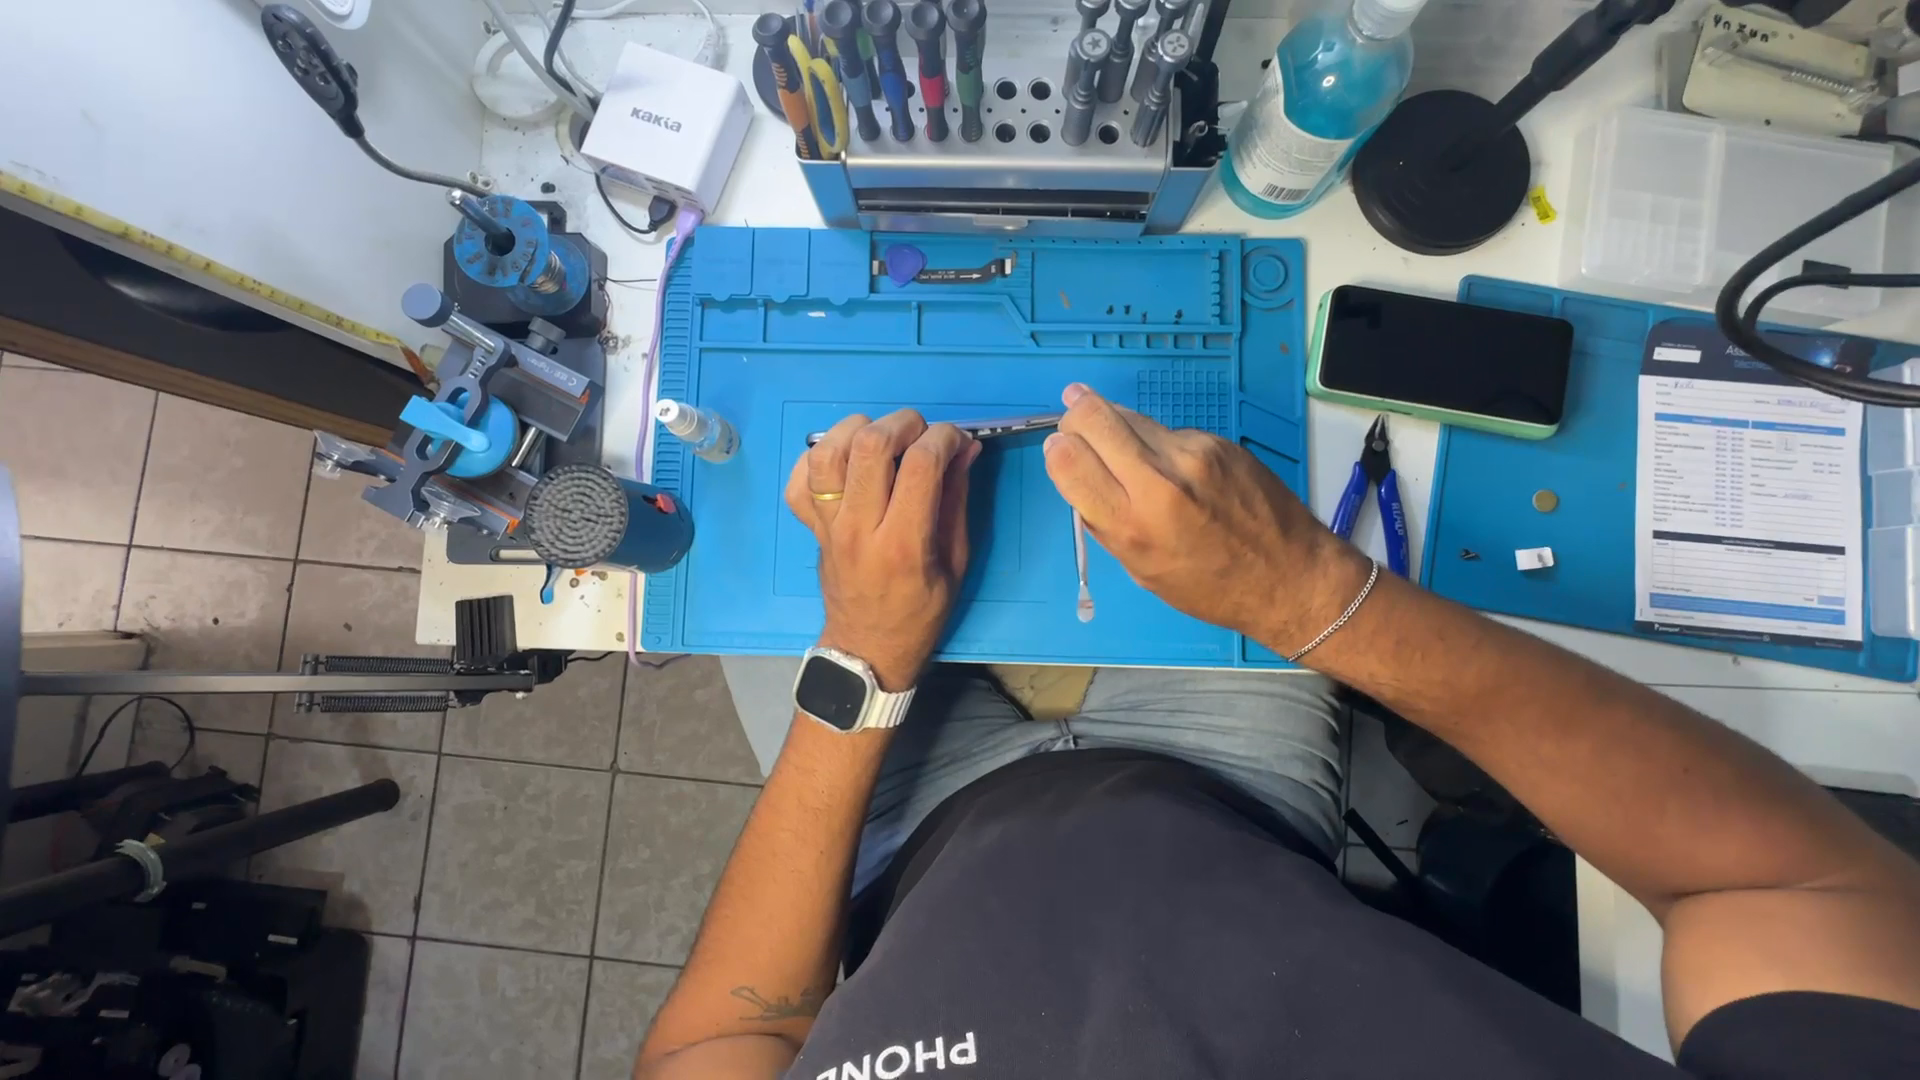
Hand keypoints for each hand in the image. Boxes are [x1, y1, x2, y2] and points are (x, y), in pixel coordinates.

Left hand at [785, 409, 980, 691]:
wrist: (867, 648)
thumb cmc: (920, 613)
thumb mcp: (955, 563)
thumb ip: (956, 501)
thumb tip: (965, 449)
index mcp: (904, 544)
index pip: (921, 465)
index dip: (944, 438)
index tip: (957, 441)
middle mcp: (859, 528)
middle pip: (870, 446)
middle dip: (903, 423)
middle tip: (921, 433)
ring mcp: (827, 525)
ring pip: (827, 451)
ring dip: (858, 429)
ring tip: (882, 438)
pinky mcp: (809, 526)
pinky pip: (800, 478)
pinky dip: (820, 456)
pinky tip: (847, 461)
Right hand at [1042, 384, 1369, 654]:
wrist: (1291, 577)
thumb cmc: (1209, 587)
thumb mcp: (1141, 570)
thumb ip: (1105, 522)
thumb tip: (1079, 478)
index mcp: (1131, 525)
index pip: (1067, 459)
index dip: (1057, 448)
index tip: (1061, 450)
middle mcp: (1156, 481)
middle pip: (1093, 416)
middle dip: (1076, 415)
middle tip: (1076, 423)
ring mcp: (1191, 454)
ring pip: (1129, 416)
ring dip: (1116, 425)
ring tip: (1125, 449)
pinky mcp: (1217, 441)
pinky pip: (1168, 431)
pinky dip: (1159, 443)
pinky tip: (1177, 469)